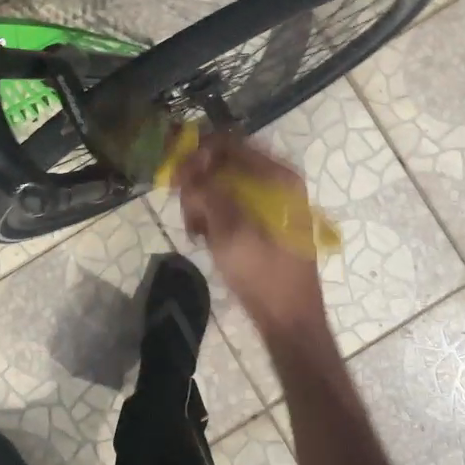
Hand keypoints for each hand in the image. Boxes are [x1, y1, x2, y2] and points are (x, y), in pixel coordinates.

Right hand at [173, 134, 326, 340]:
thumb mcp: (228, 229)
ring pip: (225, 185)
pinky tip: (205, 237)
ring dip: (203, 202)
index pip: (229, 144)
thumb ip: (205, 191)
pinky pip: (233, 205)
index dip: (197, 153)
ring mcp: (273, 202)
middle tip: (183, 207)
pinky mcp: (266, 222)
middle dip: (199, 182)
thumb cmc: (261, 273)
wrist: (289, 320)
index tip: (174, 174)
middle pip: (225, 163)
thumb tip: (185, 168)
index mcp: (277, 175)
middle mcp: (278, 181)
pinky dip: (215, 215)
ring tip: (194, 229)